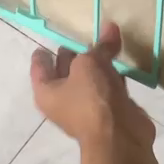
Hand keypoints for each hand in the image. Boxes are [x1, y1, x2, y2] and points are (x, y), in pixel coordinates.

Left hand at [29, 23, 154, 150]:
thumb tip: (110, 27)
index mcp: (46, 90)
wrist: (119, 136)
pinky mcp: (110, 110)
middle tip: (85, 35)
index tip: (53, 36)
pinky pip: (109, 87)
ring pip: (90, 79)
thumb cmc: (92, 100)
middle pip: (66, 71)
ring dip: (98, 65)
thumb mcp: (91, 65)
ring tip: (108, 45)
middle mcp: (62, 99)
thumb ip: (100, 47)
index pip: (40, 65)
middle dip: (75, 55)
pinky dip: (115, 76)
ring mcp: (87, 106)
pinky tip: (123, 65)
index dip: (45, 50)